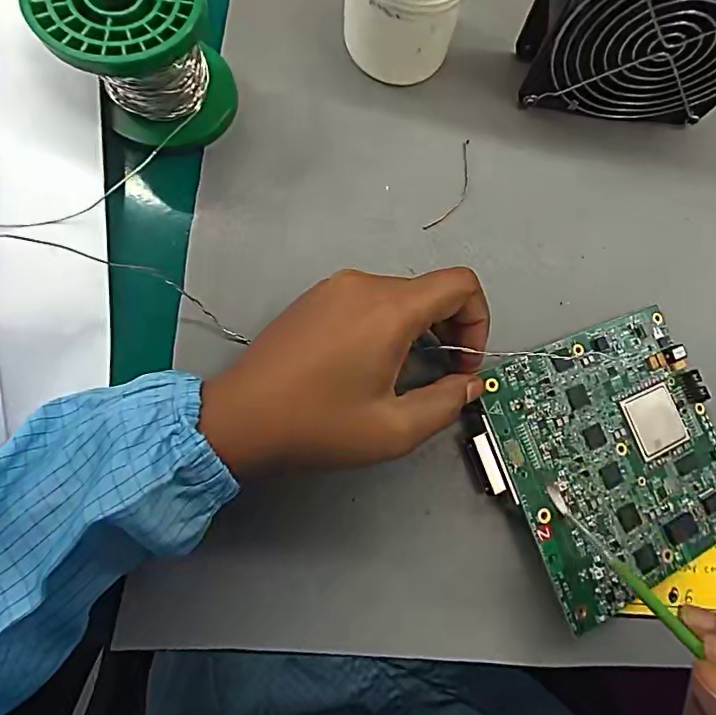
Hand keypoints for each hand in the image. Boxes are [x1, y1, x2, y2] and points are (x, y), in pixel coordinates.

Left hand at [197, 268, 490, 478]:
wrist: (238, 418)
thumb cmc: (317, 425)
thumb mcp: (394, 429)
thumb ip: (446, 403)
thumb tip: (468, 384)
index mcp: (389, 309)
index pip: (461, 285)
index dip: (478, 321)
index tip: (463, 363)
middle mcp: (364, 285)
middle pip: (432, 291)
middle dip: (450, 331)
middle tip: (438, 377)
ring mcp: (336, 287)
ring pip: (402, 296)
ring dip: (418, 330)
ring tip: (399, 375)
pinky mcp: (316, 297)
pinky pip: (371, 300)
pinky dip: (388, 325)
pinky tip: (367, 365)